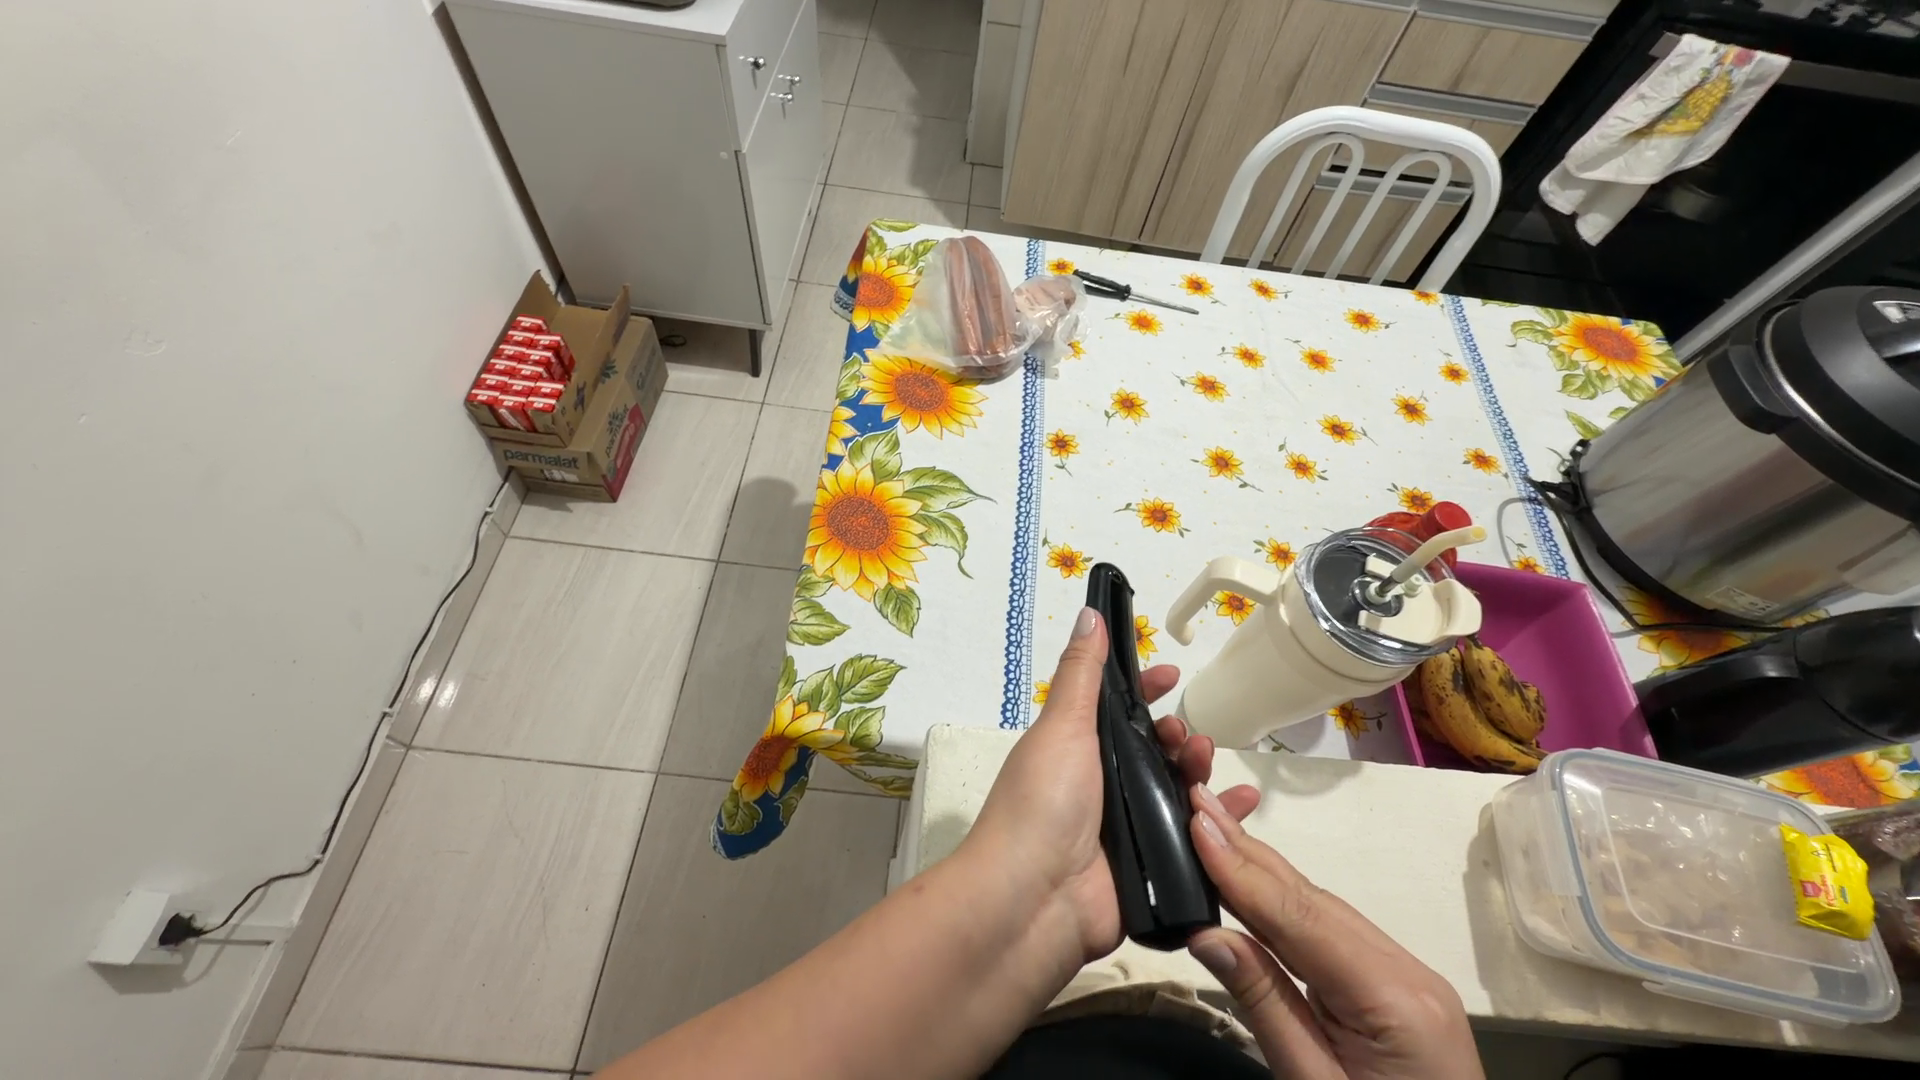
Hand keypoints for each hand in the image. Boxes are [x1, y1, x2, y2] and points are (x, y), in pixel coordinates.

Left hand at [963, 607, 1260, 966]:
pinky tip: (1245, 804)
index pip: (1118, 711)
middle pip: (1156, 750)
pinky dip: (1223, 819)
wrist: (1035, 900)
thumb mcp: (1061, 728)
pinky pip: (1197, 837)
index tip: (1173, 674)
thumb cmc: (1043, 802)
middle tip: (1186, 737)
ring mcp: (1130, 827)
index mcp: (1078, 749)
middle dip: (1179, 734)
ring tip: (1205, 763)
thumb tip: (1090, 614)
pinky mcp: (1155, 866)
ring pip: (1179, 789)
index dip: (1146, 690)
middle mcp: (1104, 785)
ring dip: (1199, 769)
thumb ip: (1081, 674)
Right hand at [1186, 784, 1483, 1079]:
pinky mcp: (1396, 985)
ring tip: (1212, 827)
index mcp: (1394, 999)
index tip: (1196, 822)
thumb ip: (1265, 1006)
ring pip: (1320, 907)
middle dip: (1247, 851)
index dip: (1241, 869)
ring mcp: (1406, 975)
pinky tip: (1251, 882)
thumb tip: (1205, 933)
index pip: (1299, 917)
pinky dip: (1282, 901)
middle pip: (1310, 899)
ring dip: (1260, 869)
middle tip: (1197, 801)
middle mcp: (1406, 971)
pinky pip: (1329, 929)